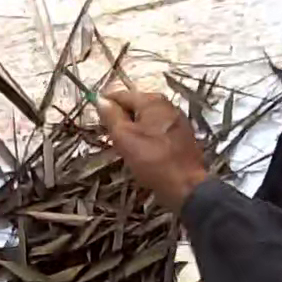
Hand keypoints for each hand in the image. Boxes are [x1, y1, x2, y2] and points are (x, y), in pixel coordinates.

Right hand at [95, 90, 208, 212]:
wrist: (185, 186)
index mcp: (152, 101)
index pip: (121, 94)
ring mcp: (177, 120)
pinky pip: (157, 130)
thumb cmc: (151, 160)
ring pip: (146, 119)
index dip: (106, 104)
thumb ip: (111, 116)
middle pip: (135, 105)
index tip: (95, 117)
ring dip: (132, 128)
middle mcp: (167, 105)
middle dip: (120, 117)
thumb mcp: (124, 137)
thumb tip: (100, 100)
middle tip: (108, 135)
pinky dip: (146, 136)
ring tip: (123, 145)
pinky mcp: (182, 136)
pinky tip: (141, 150)